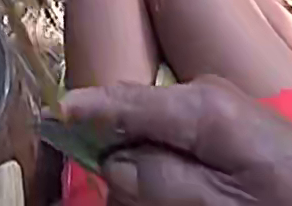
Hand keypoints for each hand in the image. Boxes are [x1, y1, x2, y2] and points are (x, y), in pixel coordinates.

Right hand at [60, 78, 291, 205]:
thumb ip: (165, 182)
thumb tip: (112, 166)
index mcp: (201, 106)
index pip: (121, 101)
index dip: (82, 110)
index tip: (51, 118)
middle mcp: (206, 98)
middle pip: (136, 118)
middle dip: (117, 149)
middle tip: (110, 185)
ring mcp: (224, 115)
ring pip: (160, 134)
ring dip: (146, 164)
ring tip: (157, 193)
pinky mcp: (240, 136)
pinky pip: (187, 145)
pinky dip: (172, 167)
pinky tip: (181, 190)